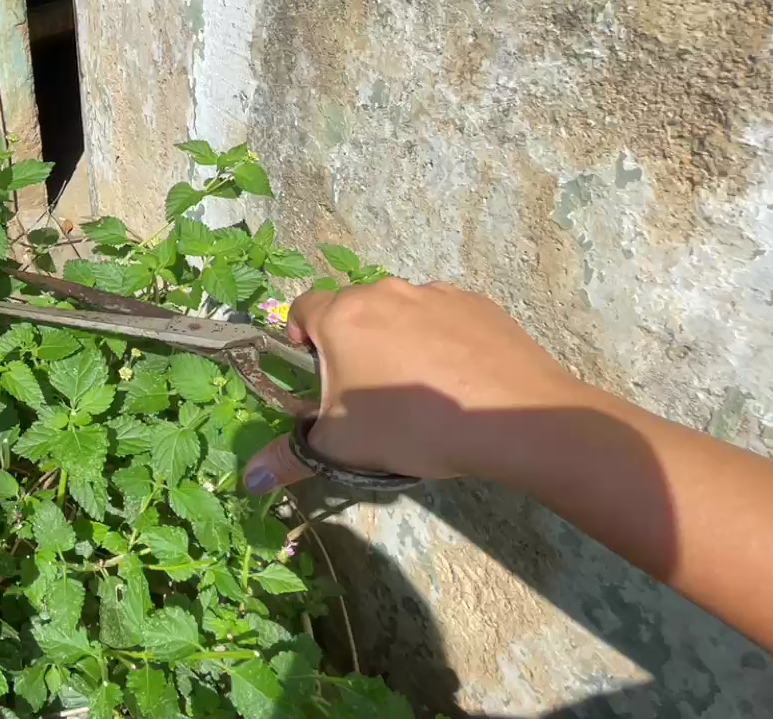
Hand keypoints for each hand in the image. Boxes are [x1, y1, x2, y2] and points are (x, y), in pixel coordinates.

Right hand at [243, 278, 589, 492]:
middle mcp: (380, 292)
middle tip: (365, 382)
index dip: (301, 332)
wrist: (523, 421)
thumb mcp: (343, 447)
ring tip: (417, 382)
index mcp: (339, 316)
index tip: (315, 365)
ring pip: (397, 309)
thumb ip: (289, 458)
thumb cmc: (416, 425)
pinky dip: (440, 336)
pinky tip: (457, 375)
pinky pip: (442, 314)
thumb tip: (249, 480)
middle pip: (350, 306)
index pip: (302, 307)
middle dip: (350, 337)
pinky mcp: (477, 303)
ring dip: (395, 334)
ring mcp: (432, 293)